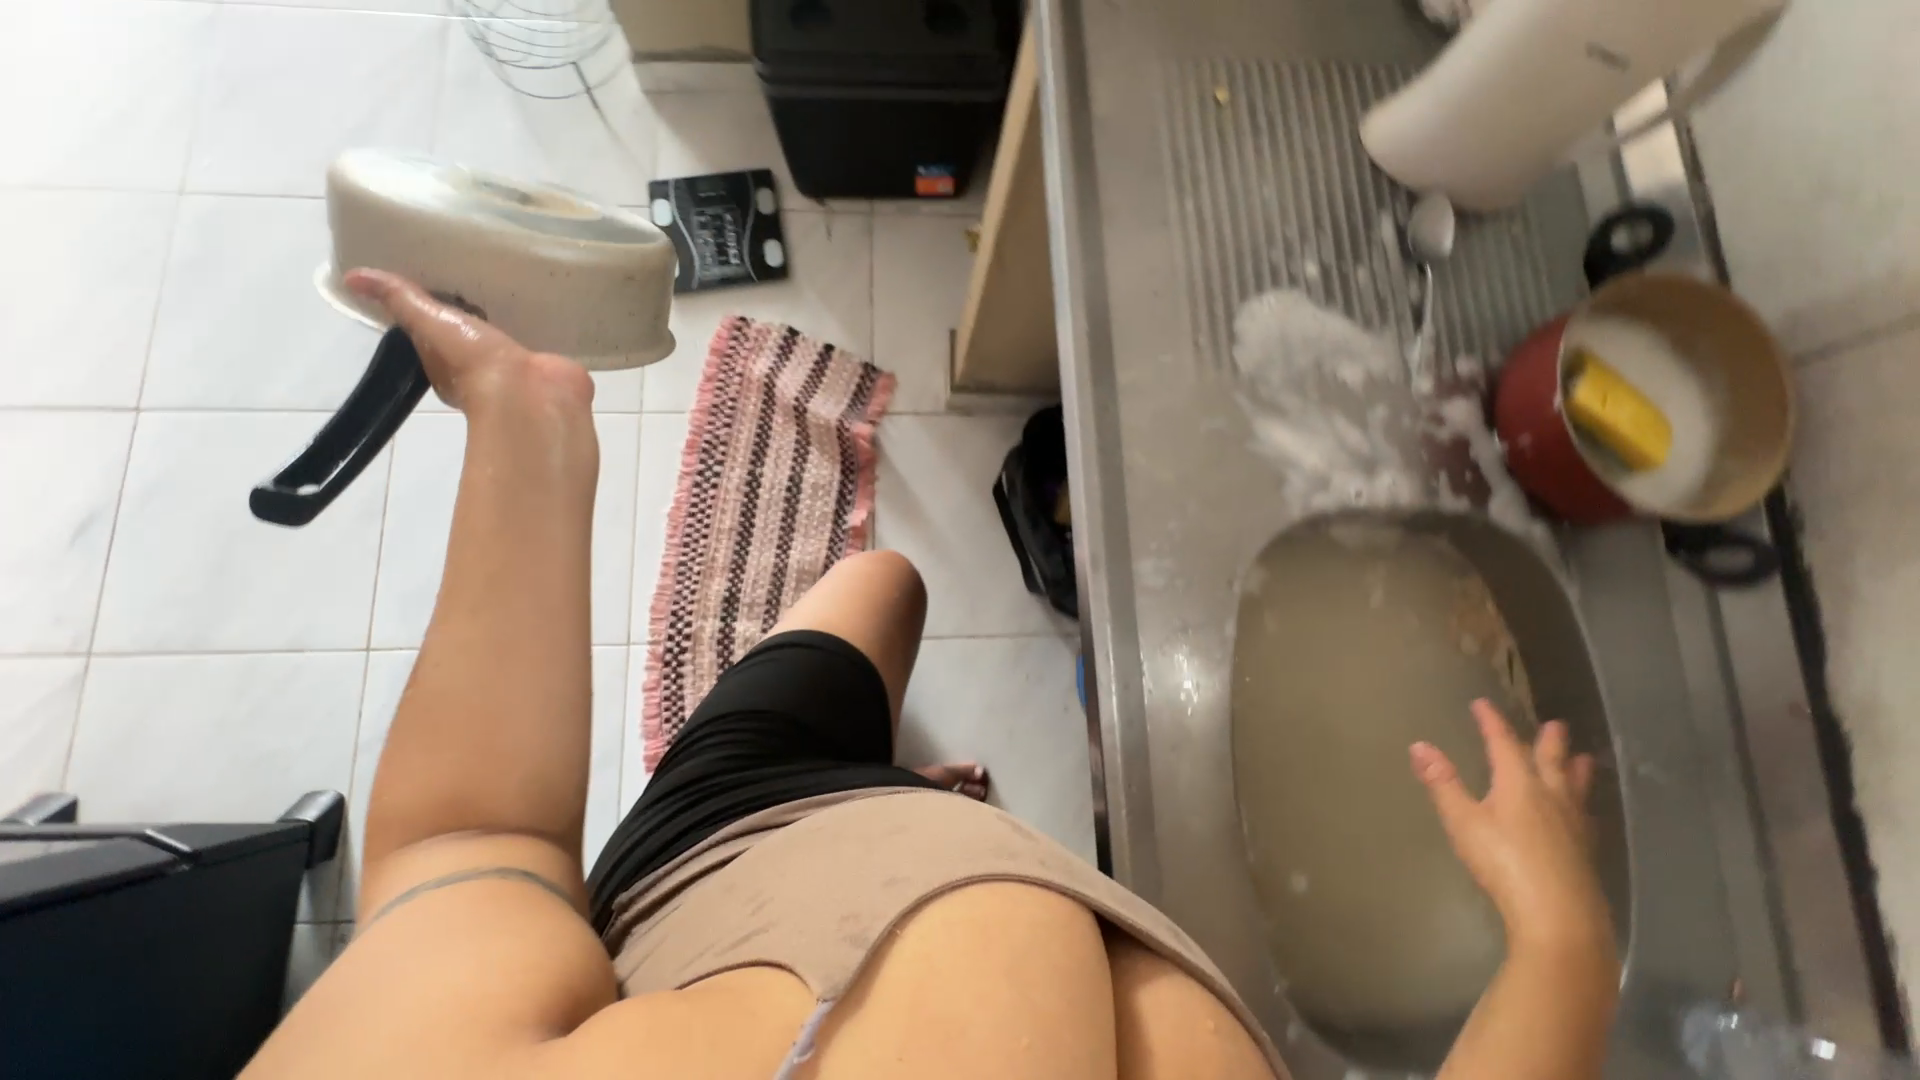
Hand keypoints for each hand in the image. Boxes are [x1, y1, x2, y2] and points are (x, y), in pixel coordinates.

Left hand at [343, 268, 593, 416]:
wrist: (532, 393)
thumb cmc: (475, 363)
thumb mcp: (430, 322)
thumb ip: (401, 299)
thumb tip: (352, 277)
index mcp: (444, 365)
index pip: (433, 335)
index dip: (433, 314)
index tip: (438, 286)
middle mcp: (480, 371)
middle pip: (472, 338)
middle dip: (475, 316)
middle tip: (477, 280)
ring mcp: (517, 372)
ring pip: (509, 341)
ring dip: (511, 322)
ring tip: (513, 287)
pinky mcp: (548, 369)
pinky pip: (541, 344)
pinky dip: (542, 329)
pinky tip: (546, 307)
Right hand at [1410, 699, 1612, 953]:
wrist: (1559, 915)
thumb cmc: (1504, 862)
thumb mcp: (1463, 821)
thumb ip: (1443, 783)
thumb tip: (1419, 745)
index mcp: (1519, 784)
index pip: (1504, 744)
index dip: (1492, 723)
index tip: (1483, 704)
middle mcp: (1551, 797)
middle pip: (1550, 761)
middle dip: (1548, 741)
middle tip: (1555, 724)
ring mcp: (1573, 824)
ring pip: (1575, 787)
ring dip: (1575, 769)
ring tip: (1583, 758)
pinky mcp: (1584, 850)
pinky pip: (1585, 815)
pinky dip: (1583, 803)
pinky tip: (1584, 814)